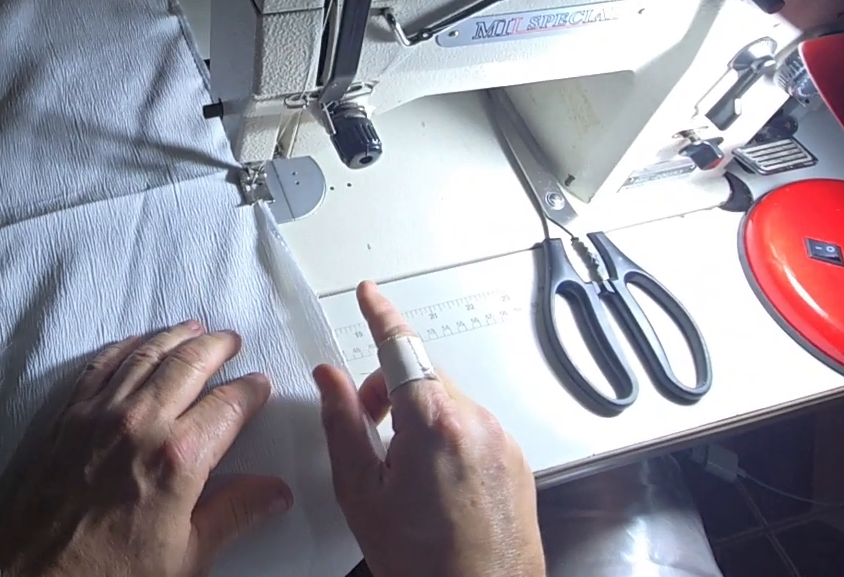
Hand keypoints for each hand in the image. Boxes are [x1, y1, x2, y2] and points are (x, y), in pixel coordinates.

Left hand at [0, 320, 291, 576]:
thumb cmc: (113, 576)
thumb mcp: (186, 557)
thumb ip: (233, 514)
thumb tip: (275, 492)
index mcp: (178, 458)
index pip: (227, 406)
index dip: (249, 392)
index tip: (259, 385)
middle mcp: (142, 421)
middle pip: (189, 364)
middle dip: (217, 347)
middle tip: (232, 340)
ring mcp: (102, 412)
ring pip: (148, 353)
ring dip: (176, 336)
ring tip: (195, 328)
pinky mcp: (71, 413)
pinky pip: (103, 363)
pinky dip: (126, 346)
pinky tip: (139, 341)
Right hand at [314, 282, 543, 576]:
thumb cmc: (424, 566)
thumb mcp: (361, 492)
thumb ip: (341, 422)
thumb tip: (329, 377)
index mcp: (435, 424)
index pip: (400, 347)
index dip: (379, 314)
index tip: (369, 293)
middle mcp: (476, 423)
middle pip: (420, 376)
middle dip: (387, 389)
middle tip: (368, 430)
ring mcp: (501, 441)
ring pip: (445, 400)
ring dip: (417, 414)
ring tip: (403, 468)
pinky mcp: (515, 460)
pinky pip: (470, 425)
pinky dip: (445, 434)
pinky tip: (434, 480)